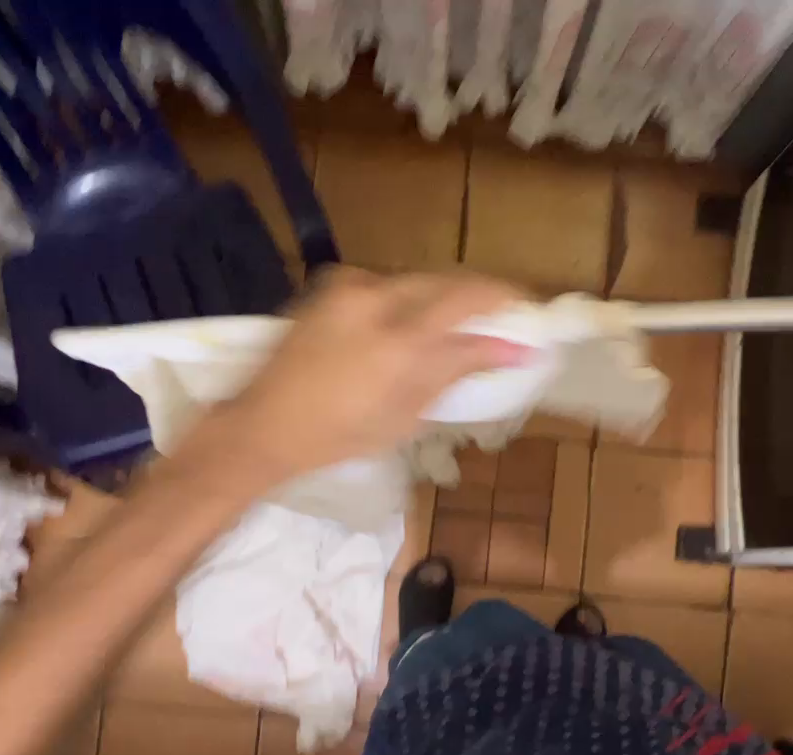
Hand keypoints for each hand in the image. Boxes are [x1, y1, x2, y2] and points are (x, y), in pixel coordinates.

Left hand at [195, 267, 526, 482]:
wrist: (264, 424)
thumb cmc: (340, 435)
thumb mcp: (406, 414)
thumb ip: (457, 370)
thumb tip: (513, 350)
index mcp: (398, 340)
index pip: (468, 299)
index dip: (505, 301)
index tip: (528, 311)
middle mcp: (375, 298)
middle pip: (445, 283)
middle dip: (476, 300)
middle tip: (496, 324)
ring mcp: (348, 287)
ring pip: (414, 282)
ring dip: (439, 301)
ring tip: (450, 331)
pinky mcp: (330, 285)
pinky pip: (384, 285)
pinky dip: (405, 302)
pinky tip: (403, 329)